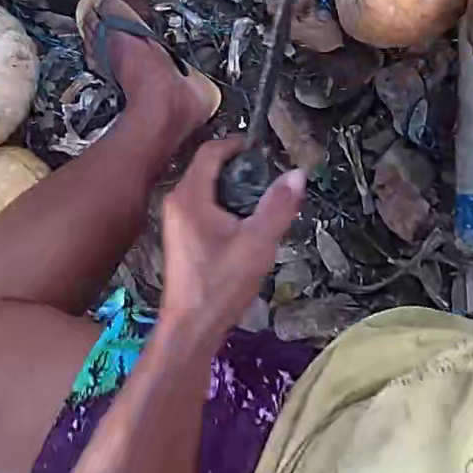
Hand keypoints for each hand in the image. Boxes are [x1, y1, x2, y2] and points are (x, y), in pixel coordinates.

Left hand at [159, 138, 306, 347]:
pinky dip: (225, 204)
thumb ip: (279, 205)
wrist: (191, 328)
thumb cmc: (221, 283)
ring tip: (264, 197)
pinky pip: (204, 205)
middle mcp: (176, 202)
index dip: (237, 143)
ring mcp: (176, 220)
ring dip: (234, 186)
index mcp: (189, 196)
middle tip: (270, 175)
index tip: (264, 149)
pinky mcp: (181, 236)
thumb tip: (297, 174)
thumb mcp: (258, 242)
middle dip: (239, 167)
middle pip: (208, 167)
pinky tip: (246, 222)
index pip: (211, 151)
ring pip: (206, 187)